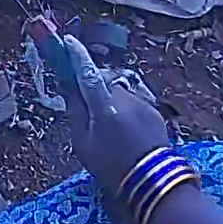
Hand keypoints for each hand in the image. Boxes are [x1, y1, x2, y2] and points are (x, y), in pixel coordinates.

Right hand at [60, 35, 170, 200]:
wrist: (154, 182)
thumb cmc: (111, 166)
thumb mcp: (82, 141)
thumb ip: (75, 109)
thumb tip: (68, 85)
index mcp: (104, 107)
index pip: (87, 72)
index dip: (76, 55)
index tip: (68, 40)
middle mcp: (125, 99)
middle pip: (102, 81)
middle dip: (92, 87)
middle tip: (84, 107)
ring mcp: (142, 104)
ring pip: (117, 92)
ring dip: (109, 99)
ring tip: (106, 126)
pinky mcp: (154, 111)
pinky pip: (132, 102)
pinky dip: (123, 109)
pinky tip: (123, 130)